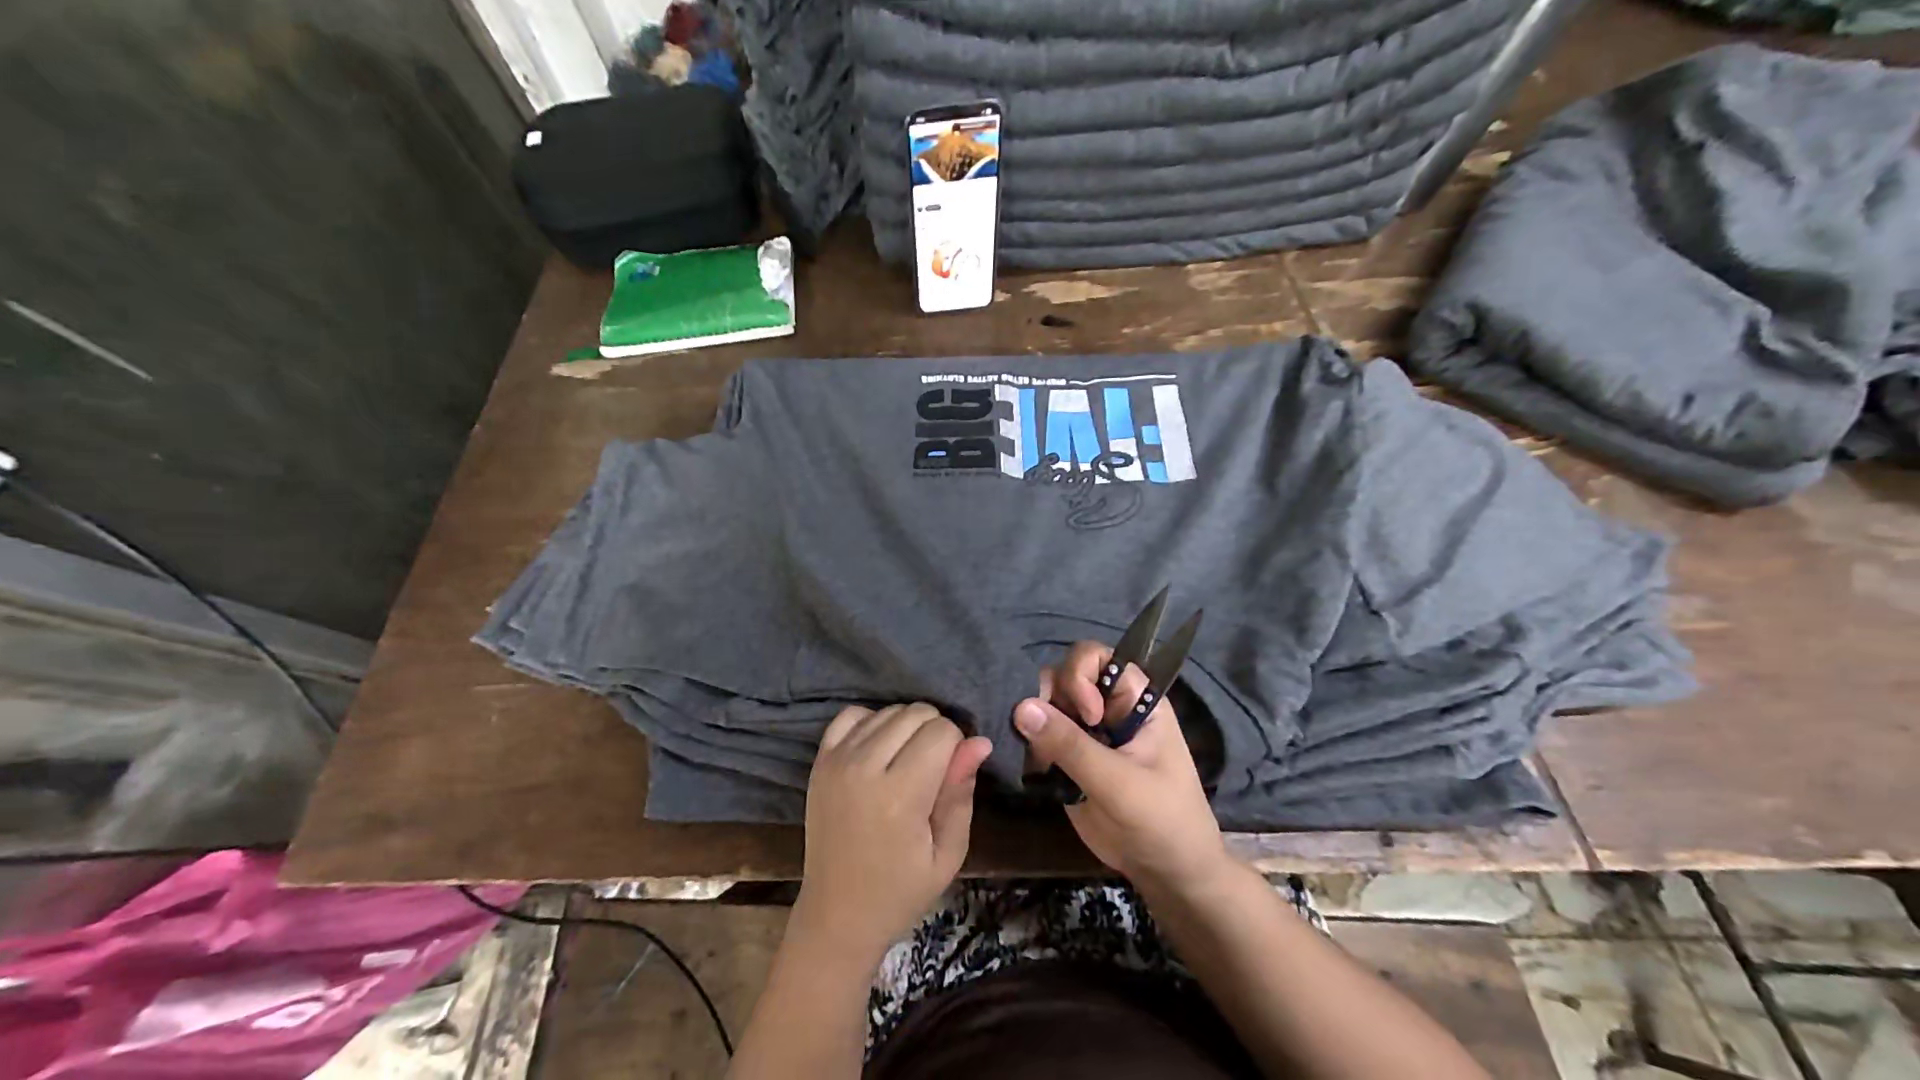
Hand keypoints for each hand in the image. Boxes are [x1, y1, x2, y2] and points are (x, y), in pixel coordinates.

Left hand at [794, 703, 992, 960]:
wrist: (837, 914)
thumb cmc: (901, 891)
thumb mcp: (948, 853)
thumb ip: (960, 793)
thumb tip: (979, 742)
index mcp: (900, 796)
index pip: (942, 731)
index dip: (957, 748)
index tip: (951, 778)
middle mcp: (865, 768)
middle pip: (916, 713)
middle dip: (935, 733)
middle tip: (932, 773)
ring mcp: (837, 761)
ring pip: (888, 710)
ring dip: (906, 728)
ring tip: (906, 764)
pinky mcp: (820, 761)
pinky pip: (852, 715)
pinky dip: (872, 722)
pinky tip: (879, 750)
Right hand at [1015, 642, 1231, 890]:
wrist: (1167, 872)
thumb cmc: (1162, 819)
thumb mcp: (1120, 783)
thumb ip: (1072, 745)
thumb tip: (1020, 706)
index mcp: (1134, 699)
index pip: (1096, 657)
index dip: (1081, 676)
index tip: (1088, 716)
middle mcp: (1106, 706)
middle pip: (1062, 676)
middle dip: (1050, 700)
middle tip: (1052, 741)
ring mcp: (1085, 731)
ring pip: (1045, 705)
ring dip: (1034, 724)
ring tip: (1043, 760)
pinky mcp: (1067, 757)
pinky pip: (1038, 736)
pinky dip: (1029, 745)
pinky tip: (1036, 769)